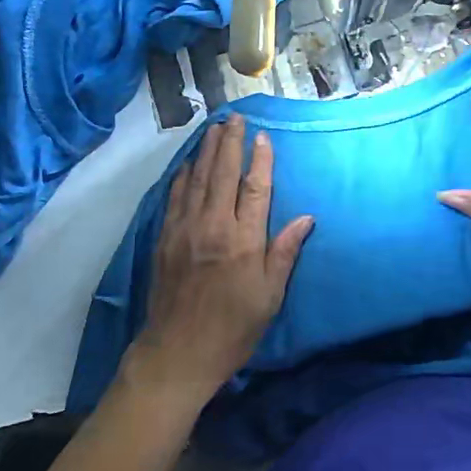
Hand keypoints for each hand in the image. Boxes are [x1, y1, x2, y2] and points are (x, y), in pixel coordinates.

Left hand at [125, 116, 314, 407]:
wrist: (177, 352)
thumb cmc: (232, 330)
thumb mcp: (269, 297)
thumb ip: (284, 253)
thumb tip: (305, 218)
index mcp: (243, 240)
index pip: (255, 188)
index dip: (260, 159)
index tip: (263, 136)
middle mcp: (213, 226)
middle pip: (222, 173)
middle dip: (230, 143)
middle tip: (235, 118)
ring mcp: (184, 229)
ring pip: (196, 179)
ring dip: (205, 151)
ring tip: (213, 129)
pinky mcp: (164, 238)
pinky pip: (174, 197)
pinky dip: (182, 176)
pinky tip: (187, 164)